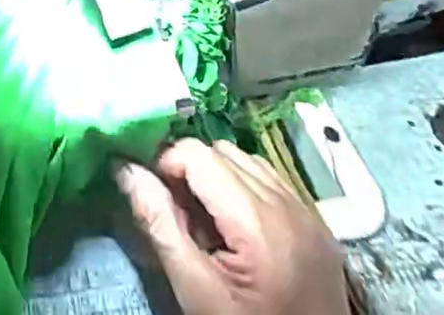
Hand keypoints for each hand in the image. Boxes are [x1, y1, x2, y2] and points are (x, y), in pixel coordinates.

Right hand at [116, 138, 348, 314]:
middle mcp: (288, 204)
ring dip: (218, 176)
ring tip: (208, 221)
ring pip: (246, 159)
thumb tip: (126, 170)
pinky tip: (237, 224)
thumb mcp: (196, 292)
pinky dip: (246, 186)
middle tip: (178, 213)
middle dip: (191, 171)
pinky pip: (271, 179)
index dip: (166, 164)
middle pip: (221, 151)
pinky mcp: (317, 222)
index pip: (198, 153)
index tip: (154, 196)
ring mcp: (308, 211)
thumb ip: (160, 225)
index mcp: (258, 222)